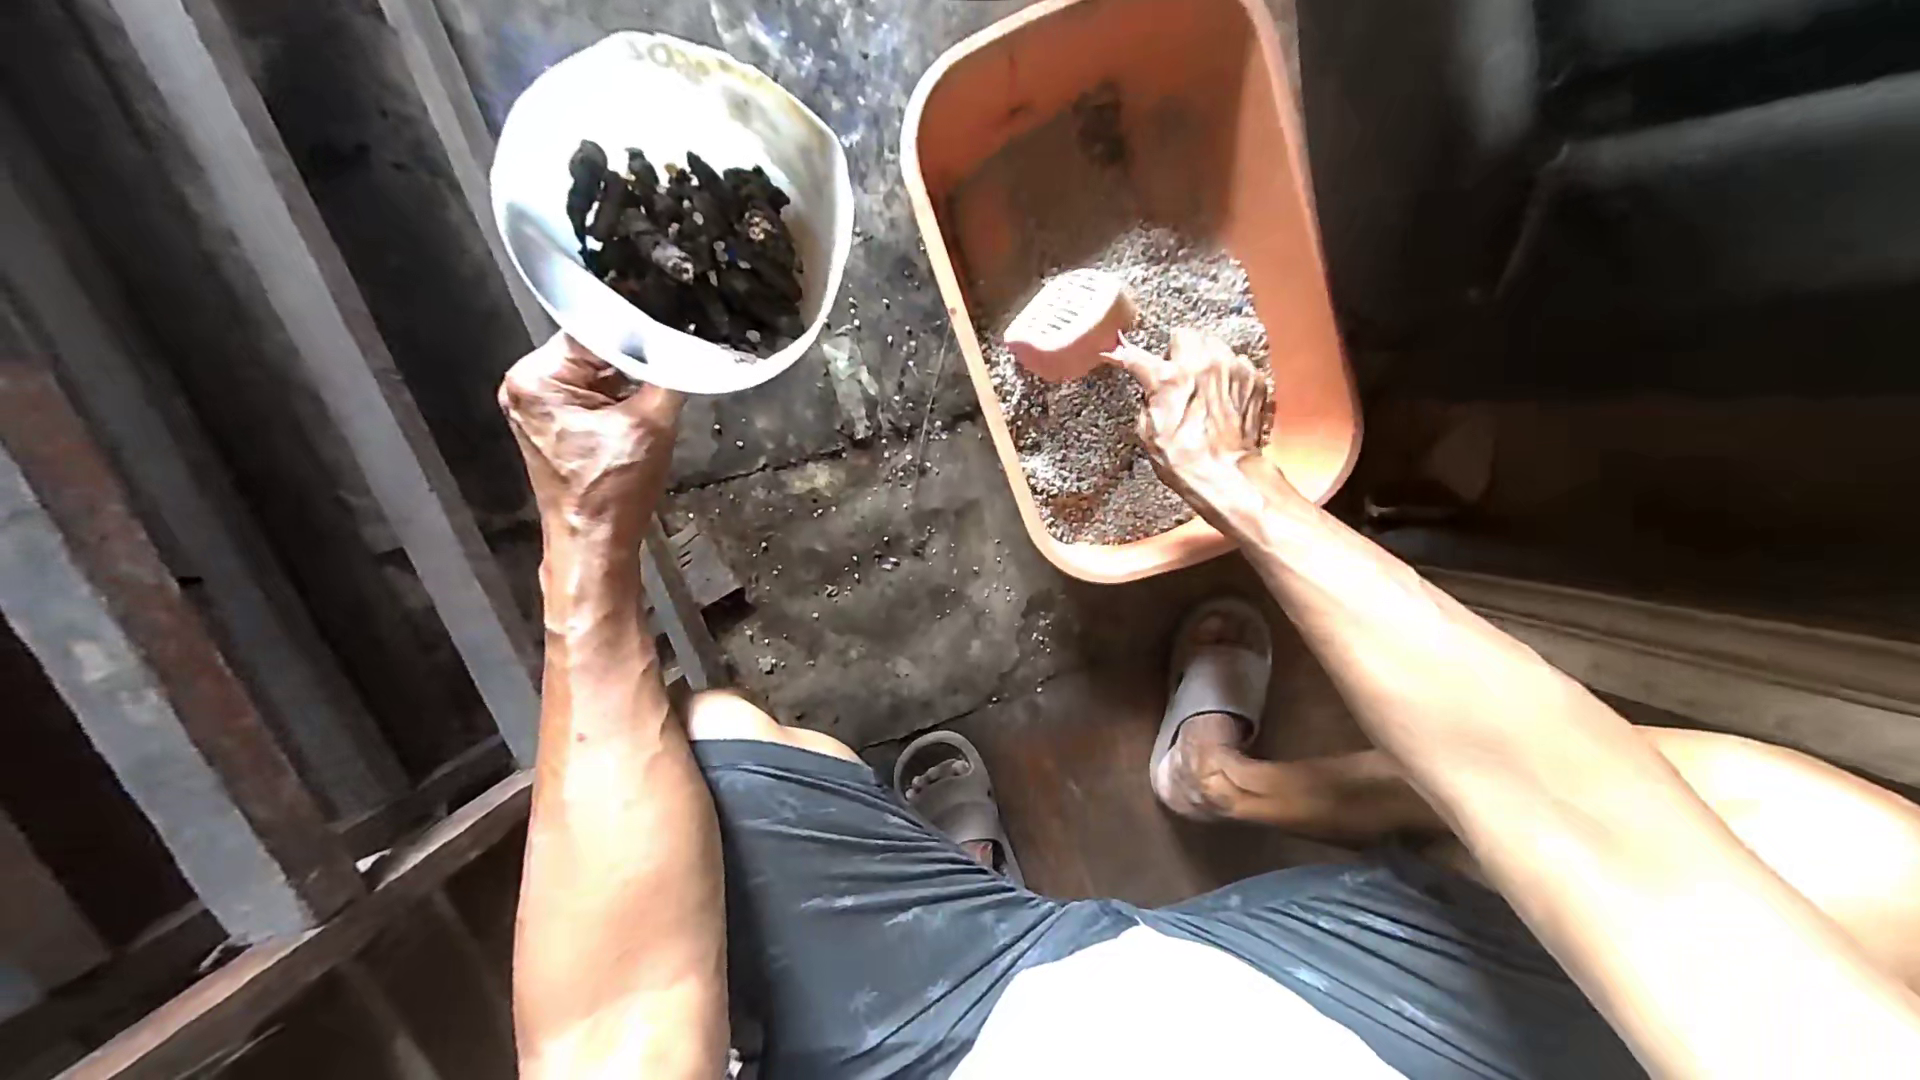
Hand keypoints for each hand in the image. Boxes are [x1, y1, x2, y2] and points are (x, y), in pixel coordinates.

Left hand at [499, 333, 681, 539]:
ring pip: (600, 375)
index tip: (670, 344)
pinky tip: (638, 425)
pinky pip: (597, 397)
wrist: (597, 540)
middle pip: (596, 353)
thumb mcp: (652, 426)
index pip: (594, 334)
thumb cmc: (608, 495)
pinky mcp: (559, 424)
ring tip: (646, 416)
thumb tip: (687, 352)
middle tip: (663, 386)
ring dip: (630, 388)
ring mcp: (543, 407)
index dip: (638, 338)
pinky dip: (622, 404)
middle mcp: (530, 388)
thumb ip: (669, 379)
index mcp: (537, 380)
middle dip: (635, 368)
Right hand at [1110, 327, 1271, 510]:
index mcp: (1169, 378)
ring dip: (1206, 359)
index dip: (1126, 355)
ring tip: (1203, 385)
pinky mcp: (1253, 379)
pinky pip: (1238, 363)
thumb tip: (1147, 387)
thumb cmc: (1185, 458)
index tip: (1119, 352)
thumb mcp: (1149, 431)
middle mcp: (1203, 365)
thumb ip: (1147, 399)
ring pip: (1215, 344)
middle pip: (1186, 335)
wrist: (1226, 473)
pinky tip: (1223, 397)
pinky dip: (1229, 375)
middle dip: (1179, 351)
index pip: (1137, 355)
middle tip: (1177, 373)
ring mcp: (1232, 369)